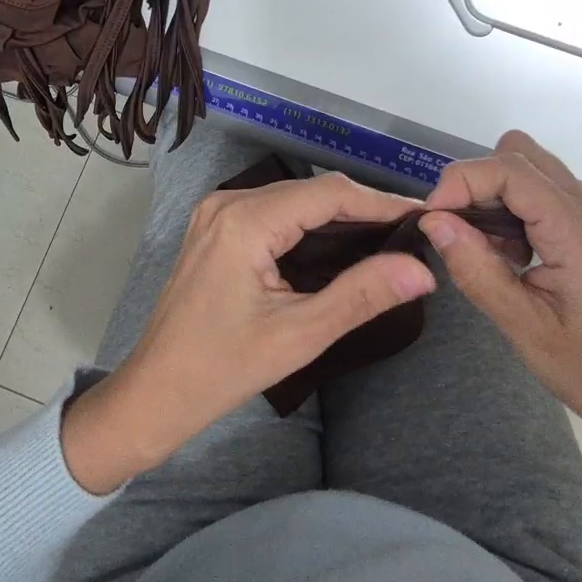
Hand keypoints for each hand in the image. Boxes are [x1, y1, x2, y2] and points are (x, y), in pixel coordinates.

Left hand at [62, 174, 434, 493]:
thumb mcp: (299, 335)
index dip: (380, 202)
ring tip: (388, 236)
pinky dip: (310, 223)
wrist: (156, 391)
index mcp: (244, 221)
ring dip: (339, 214)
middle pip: (311, 190)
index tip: (426, 217)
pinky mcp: (216, 227)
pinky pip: (274, 211)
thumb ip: (362, 295)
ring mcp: (217, 212)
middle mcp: (228, 203)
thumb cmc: (222, 368)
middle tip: (413, 232)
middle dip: (363, 207)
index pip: (328, 194)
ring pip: (294, 198)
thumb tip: (421, 270)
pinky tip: (341, 242)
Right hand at [420, 132, 581, 495]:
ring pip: (529, 165)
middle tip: (459, 233)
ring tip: (489, 249)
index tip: (433, 217)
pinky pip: (540, 188)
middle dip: (477, 182)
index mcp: (580, 236)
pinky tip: (512, 253)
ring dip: (494, 194)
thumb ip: (477, 271)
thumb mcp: (523, 329)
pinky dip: (512, 206)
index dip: (463, 180)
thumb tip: (432, 221)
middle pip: (520, 154)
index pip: (512, 170)